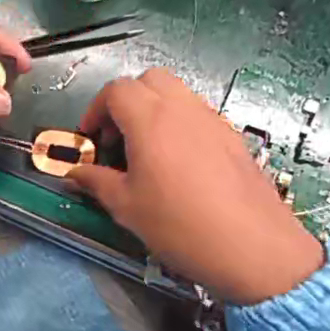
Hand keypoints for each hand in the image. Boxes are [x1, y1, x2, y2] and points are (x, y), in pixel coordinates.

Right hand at [69, 69, 323, 304]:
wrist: (254, 249)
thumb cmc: (181, 226)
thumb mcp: (126, 207)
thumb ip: (96, 182)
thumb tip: (76, 175)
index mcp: (152, 120)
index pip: (116, 90)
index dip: (95, 110)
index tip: (91, 140)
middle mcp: (185, 110)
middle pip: (148, 81)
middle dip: (125, 102)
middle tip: (115, 138)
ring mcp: (214, 122)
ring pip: (177, 94)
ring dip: (152, 112)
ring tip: (143, 153)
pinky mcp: (233, 139)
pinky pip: (198, 115)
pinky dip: (177, 126)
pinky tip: (174, 166)